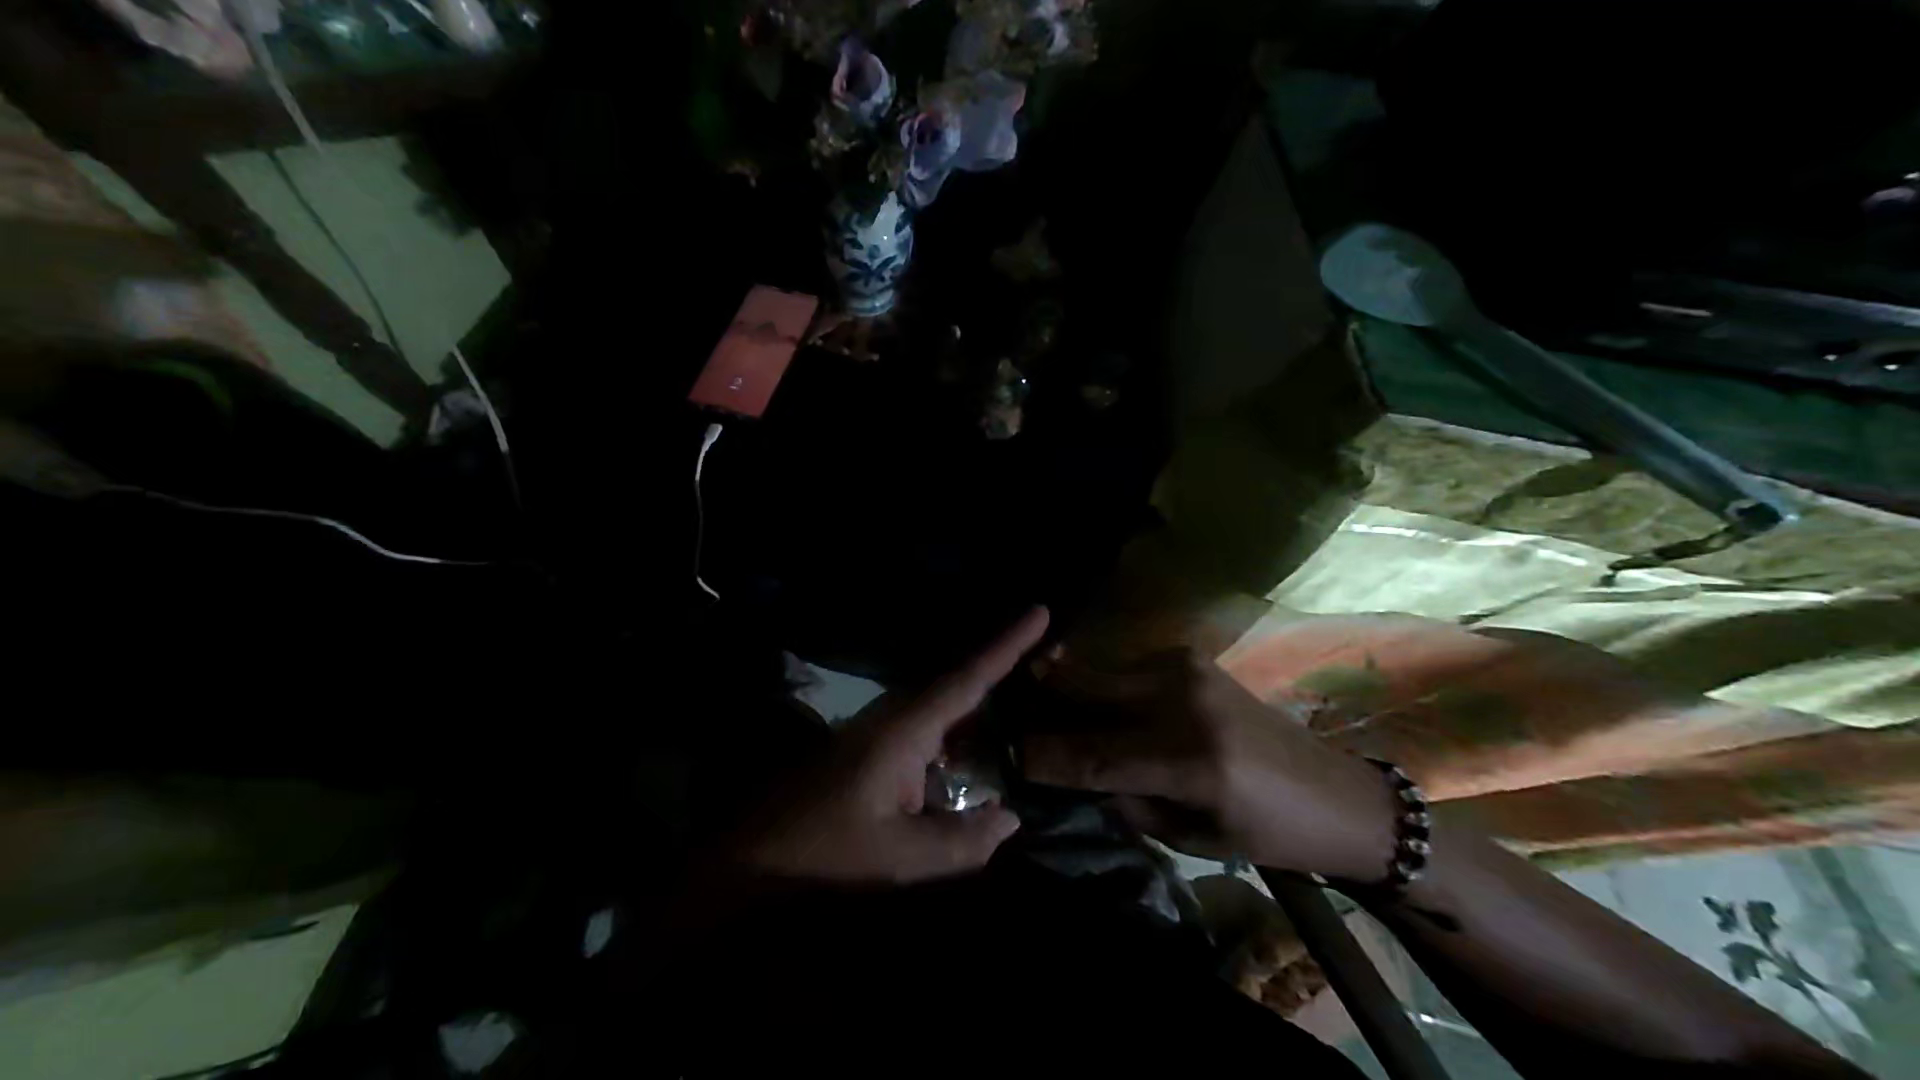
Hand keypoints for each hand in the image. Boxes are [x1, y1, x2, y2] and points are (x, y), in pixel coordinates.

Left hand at [738, 608, 1048, 883]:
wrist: (753, 856)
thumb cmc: (825, 853)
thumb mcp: (900, 858)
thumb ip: (962, 841)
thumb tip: (1011, 819)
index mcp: (906, 731)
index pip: (968, 679)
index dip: (1008, 645)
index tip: (1041, 611)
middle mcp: (896, 718)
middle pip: (961, 684)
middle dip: (1006, 665)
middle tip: (1053, 653)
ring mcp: (881, 731)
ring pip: (945, 707)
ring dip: (984, 703)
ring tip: (1030, 696)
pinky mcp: (873, 749)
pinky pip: (930, 731)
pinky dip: (960, 734)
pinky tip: (977, 757)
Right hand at [1022, 650, 1399, 882]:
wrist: (1337, 793)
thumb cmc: (1269, 833)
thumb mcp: (1192, 836)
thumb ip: (1126, 799)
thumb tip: (1073, 770)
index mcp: (1191, 761)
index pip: (1094, 756)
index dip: (1046, 757)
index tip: (1011, 757)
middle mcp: (1185, 702)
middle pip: (1088, 689)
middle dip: (1043, 701)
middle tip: (1011, 713)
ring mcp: (1189, 671)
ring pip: (1102, 670)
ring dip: (1068, 685)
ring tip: (1038, 699)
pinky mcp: (1193, 659)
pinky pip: (1126, 667)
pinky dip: (1099, 680)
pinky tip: (1086, 694)